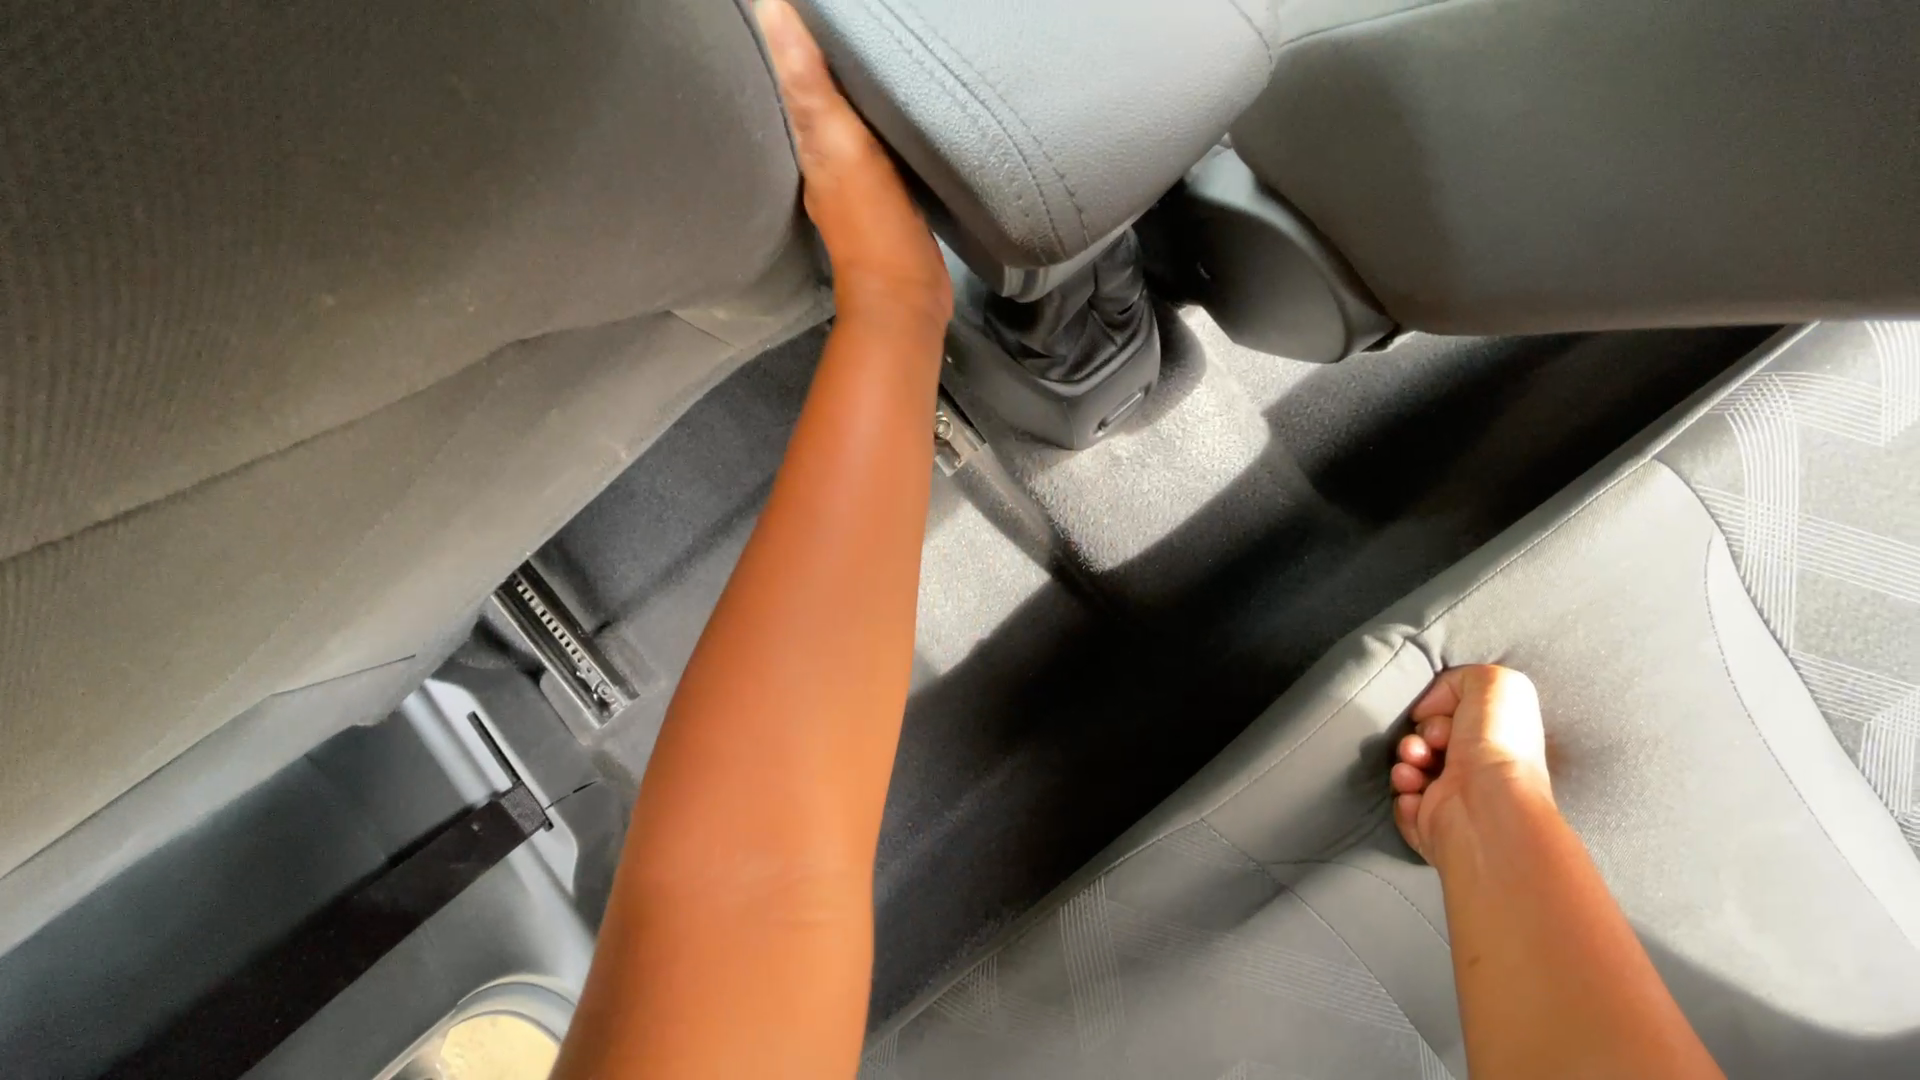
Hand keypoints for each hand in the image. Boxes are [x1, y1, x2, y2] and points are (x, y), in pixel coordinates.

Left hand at [757, 0, 952, 332]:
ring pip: (852, 125)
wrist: (906, 301)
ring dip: (852, 94)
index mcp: (813, 147)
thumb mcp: (842, 150)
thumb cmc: (874, 227)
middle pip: (820, 100)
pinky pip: (884, 150)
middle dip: (822, 61)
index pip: (795, 79)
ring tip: (867, 54)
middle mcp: (830, 163)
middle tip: (838, 23)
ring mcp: (862, 186)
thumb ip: (811, 86)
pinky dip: (884, 127)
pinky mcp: (894, 202)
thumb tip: (770, 9)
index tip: (799, 4)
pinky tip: (897, 115)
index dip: (793, 39)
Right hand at [1391, 665, 1552, 863]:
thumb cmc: (1496, 746)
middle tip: (1426, 748)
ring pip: (1408, 772)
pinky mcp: (1432, 826)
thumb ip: (1465, 676)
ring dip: (1404, 766)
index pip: (1450, 718)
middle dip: (1414, 740)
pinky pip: (1402, 802)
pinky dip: (1403, 795)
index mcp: (1495, 742)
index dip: (1437, 712)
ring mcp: (1454, 801)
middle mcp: (1478, 771)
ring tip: (1415, 771)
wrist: (1484, 807)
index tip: (1440, 719)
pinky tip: (1416, 795)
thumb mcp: (1496, 684)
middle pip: (1423, 744)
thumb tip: (1431, 707)